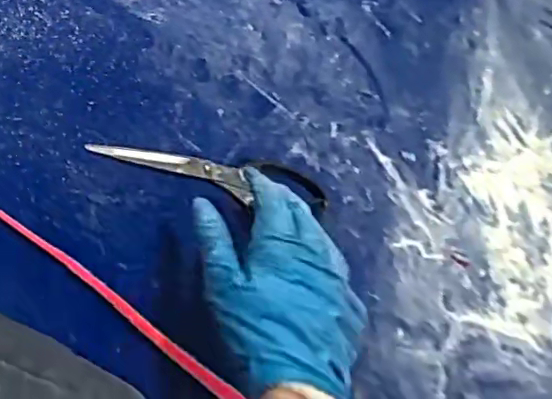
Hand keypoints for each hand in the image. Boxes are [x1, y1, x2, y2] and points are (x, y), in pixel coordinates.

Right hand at [193, 170, 365, 398]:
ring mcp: (336, 280)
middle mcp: (313, 254)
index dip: (259, 182)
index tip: (247, 174)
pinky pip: (336, 266)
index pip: (272, 200)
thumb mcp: (223, 283)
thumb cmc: (254, 330)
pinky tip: (313, 259)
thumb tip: (202, 203)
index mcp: (281, 244)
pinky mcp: (349, 306)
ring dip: (303, 220)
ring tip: (288, 218)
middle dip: (282, 197)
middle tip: (264, 191)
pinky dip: (320, 251)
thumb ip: (214, 238)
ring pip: (322, 236)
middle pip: (301, 212)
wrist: (299, 386)